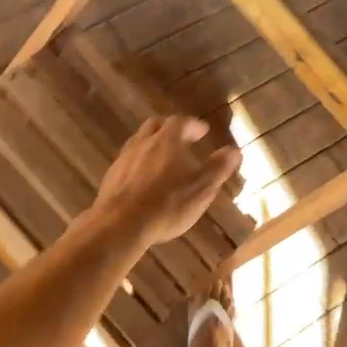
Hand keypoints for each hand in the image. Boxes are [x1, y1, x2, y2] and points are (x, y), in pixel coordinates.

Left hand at [85, 117, 241, 247]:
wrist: (121, 224)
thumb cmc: (167, 204)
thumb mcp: (202, 188)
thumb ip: (218, 168)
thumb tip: (235, 151)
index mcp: (166, 140)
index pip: (180, 122)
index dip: (193, 125)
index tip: (203, 131)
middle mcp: (142, 143)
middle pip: (155, 126)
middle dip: (169, 129)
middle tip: (181, 139)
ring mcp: (123, 159)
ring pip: (138, 142)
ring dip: (151, 145)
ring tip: (162, 159)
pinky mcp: (111, 177)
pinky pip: (127, 162)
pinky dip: (138, 163)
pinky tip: (142, 179)